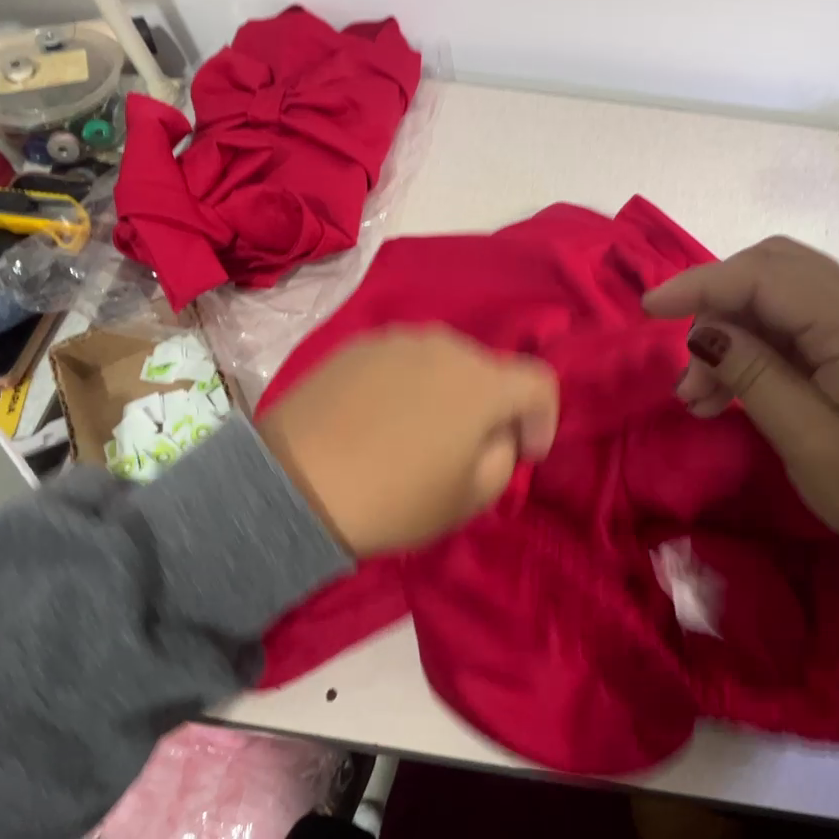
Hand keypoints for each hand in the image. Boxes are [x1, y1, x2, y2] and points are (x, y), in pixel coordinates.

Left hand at [256, 327, 560, 555]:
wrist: (294, 484)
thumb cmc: (394, 499)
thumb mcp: (471, 498)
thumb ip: (504, 457)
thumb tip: (496, 433)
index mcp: (483, 382)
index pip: (540, 383)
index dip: (544, 418)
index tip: (526, 453)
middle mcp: (447, 346)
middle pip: (490, 371)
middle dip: (492, 408)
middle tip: (470, 449)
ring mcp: (398, 340)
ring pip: (445, 363)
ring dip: (449, 394)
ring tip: (420, 434)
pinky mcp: (358, 345)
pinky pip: (404, 362)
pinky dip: (409, 386)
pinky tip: (382, 421)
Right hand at [643, 238, 838, 591]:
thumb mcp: (809, 443)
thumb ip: (754, 377)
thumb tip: (700, 330)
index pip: (765, 276)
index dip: (702, 283)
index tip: (649, 309)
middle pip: (772, 269)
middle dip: (716, 307)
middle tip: (687, 370)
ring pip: (779, 292)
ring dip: (731, 328)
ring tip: (698, 395)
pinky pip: (795, 320)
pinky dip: (754, 342)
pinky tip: (727, 388)